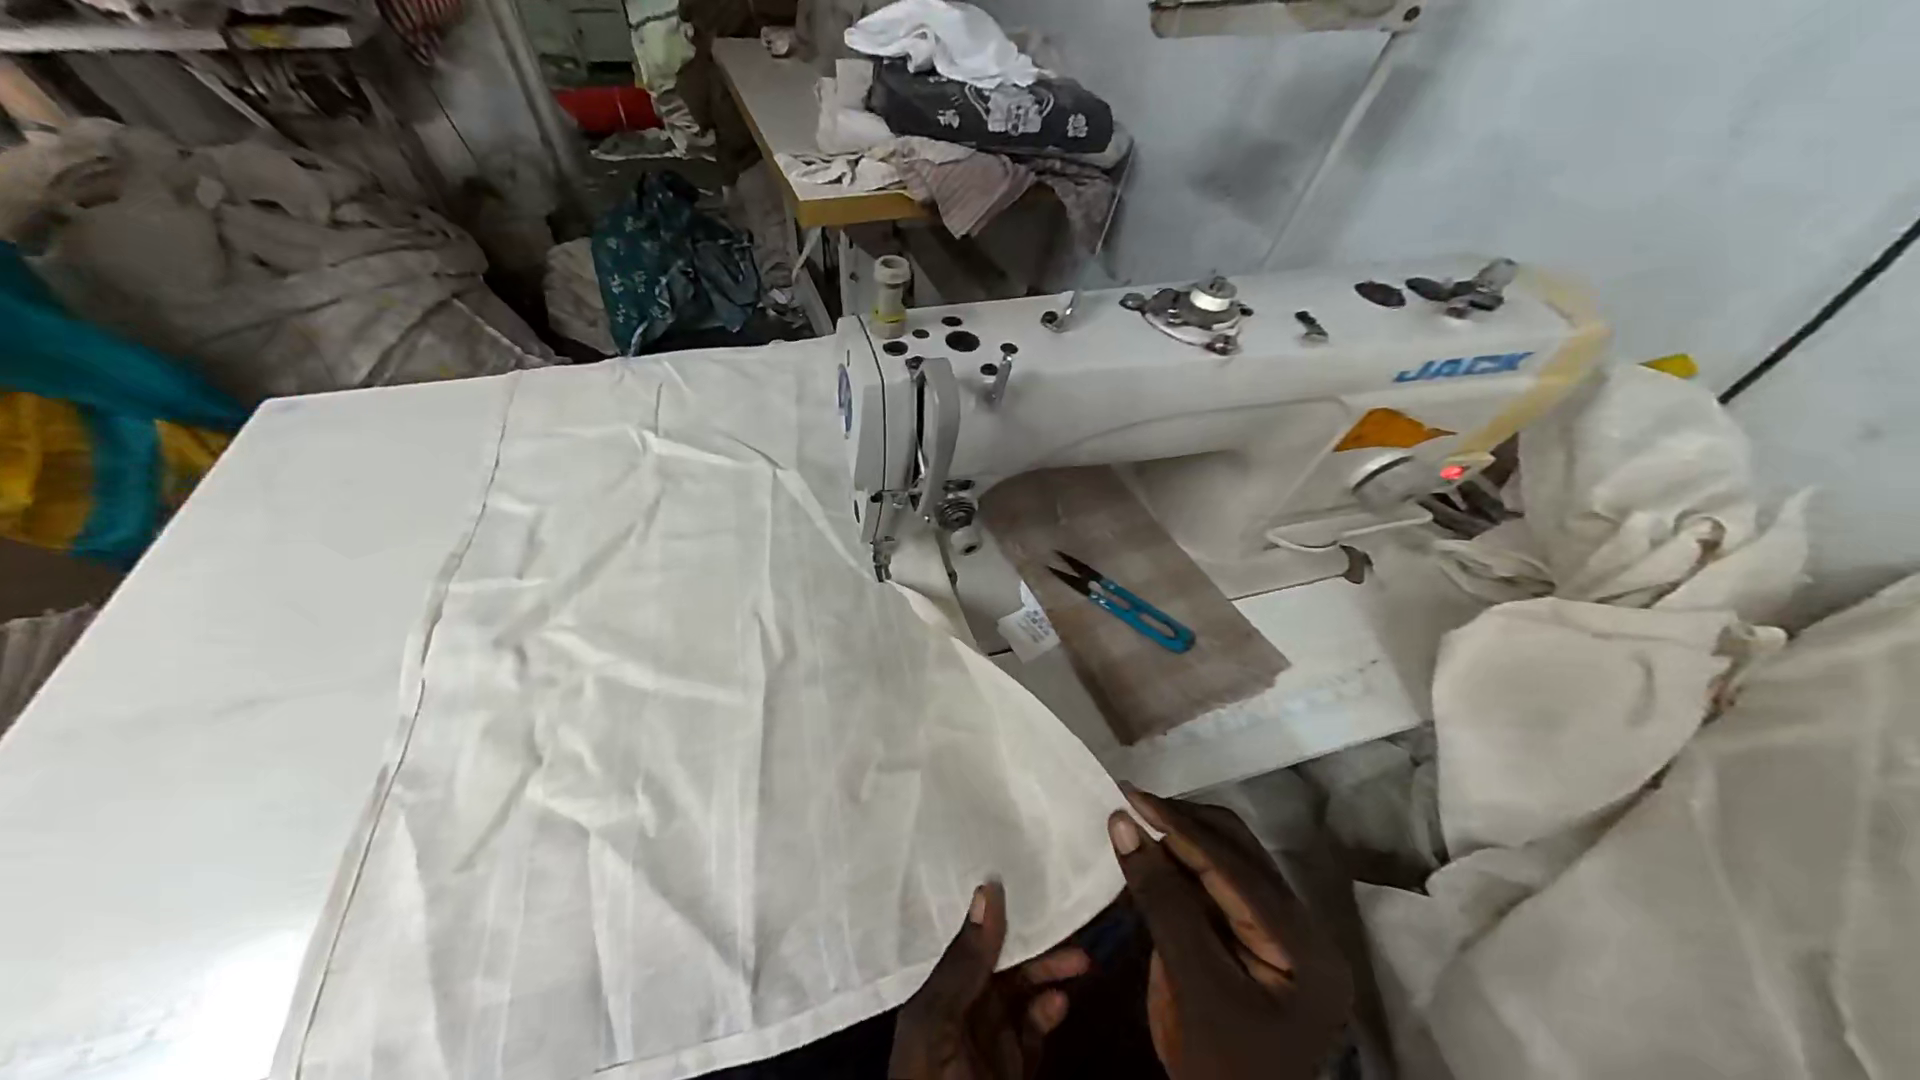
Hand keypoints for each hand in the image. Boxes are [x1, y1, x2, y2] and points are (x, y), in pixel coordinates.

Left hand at [889, 881, 1091, 1079]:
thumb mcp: (937, 1026)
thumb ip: (962, 965)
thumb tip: (986, 891)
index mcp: (935, 995)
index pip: (965, 942)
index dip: (992, 913)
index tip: (1022, 878)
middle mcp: (961, 1013)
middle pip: (1000, 964)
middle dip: (1033, 943)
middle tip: (1068, 921)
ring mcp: (989, 1044)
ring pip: (1022, 994)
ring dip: (1048, 973)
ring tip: (1079, 960)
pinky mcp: (1013, 1070)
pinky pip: (1034, 1032)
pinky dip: (1048, 1013)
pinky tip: (1060, 1002)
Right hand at [1109, 784, 1352, 1079]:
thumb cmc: (1216, 1065)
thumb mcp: (1188, 983)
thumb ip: (1161, 900)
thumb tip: (1123, 825)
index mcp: (1303, 946)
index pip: (1234, 867)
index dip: (1179, 826)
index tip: (1130, 796)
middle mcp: (1305, 929)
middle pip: (1242, 853)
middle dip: (1184, 824)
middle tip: (1131, 803)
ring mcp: (1287, 934)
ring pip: (1234, 862)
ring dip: (1186, 838)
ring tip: (1139, 820)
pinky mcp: (1262, 940)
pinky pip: (1225, 885)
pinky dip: (1188, 864)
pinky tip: (1158, 854)